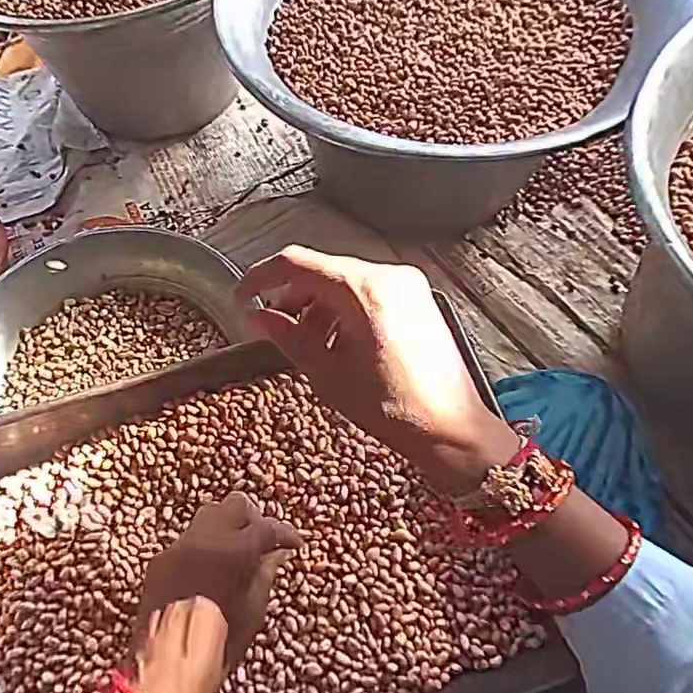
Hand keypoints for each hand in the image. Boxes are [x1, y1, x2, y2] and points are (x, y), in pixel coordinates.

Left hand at [130, 492, 300, 692]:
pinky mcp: (159, 561)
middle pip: (234, 505)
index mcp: (230, 552)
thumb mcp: (253, 611)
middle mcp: (200, 540)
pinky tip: (213, 572)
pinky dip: (206, 546)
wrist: (162, 675)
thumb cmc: (216, 650)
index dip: (285, 533)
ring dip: (228, 528)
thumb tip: (275, 552)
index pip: (266, 527)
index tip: (295, 544)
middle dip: (254, 520)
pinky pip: (188, 540)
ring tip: (240, 555)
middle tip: (265, 544)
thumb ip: (265, 572)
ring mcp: (176, 548)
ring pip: (208, 517)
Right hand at [236, 245, 519, 492]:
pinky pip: (369, 293)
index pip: (296, 264)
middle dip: (293, 298)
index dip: (260, 278)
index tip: (242, 297)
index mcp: (363, 291)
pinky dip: (345, 310)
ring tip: (310, 344)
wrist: (450, 428)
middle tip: (274, 328)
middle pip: (323, 272)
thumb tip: (258, 317)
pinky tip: (339, 343)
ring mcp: (408, 285)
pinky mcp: (418, 300)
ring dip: (319, 307)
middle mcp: (389, 276)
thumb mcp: (328, 375)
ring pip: (346, 282)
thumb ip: (289, 338)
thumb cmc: (392, 409)